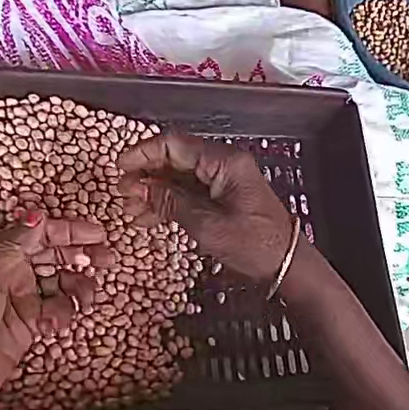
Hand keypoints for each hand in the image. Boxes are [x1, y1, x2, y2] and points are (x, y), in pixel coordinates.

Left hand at [0, 212, 105, 409]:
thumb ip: (14, 244)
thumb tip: (38, 215)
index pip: (38, 234)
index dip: (69, 231)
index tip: (98, 235)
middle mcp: (9, 273)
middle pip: (54, 256)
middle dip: (81, 256)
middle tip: (106, 260)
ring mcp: (20, 300)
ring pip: (60, 284)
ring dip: (77, 287)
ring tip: (87, 298)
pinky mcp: (28, 326)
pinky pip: (57, 310)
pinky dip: (63, 313)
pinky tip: (56, 322)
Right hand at [116, 134, 295, 280]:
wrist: (288, 264)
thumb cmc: (255, 245)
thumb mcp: (208, 226)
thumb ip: (172, 203)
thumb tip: (141, 188)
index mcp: (224, 162)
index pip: (174, 144)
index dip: (143, 153)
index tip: (120, 169)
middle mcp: (224, 164)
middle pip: (175, 158)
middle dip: (146, 175)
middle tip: (123, 194)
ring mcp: (224, 180)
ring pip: (180, 177)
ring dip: (154, 191)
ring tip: (132, 211)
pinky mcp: (224, 197)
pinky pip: (190, 192)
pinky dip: (170, 202)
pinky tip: (149, 217)